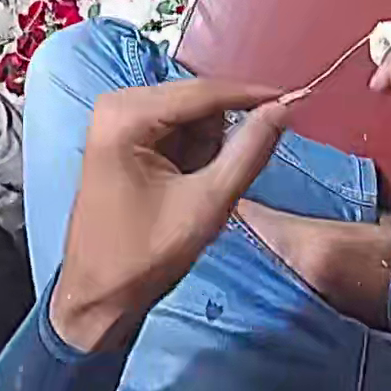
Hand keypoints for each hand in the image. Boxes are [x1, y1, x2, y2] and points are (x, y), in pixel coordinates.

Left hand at [51, 79, 290, 351]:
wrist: (97, 299)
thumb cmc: (145, 256)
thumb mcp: (208, 204)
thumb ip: (250, 151)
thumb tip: (283, 107)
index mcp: (127, 115)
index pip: (204, 92)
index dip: (252, 96)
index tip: (293, 99)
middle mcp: (120, 102)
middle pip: (200, 99)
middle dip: (223, 132)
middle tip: (227, 173)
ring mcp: (122, 114)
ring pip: (195, 111)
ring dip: (211, 143)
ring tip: (200, 185)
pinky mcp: (129, 129)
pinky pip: (183, 123)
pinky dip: (197, 148)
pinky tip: (189, 179)